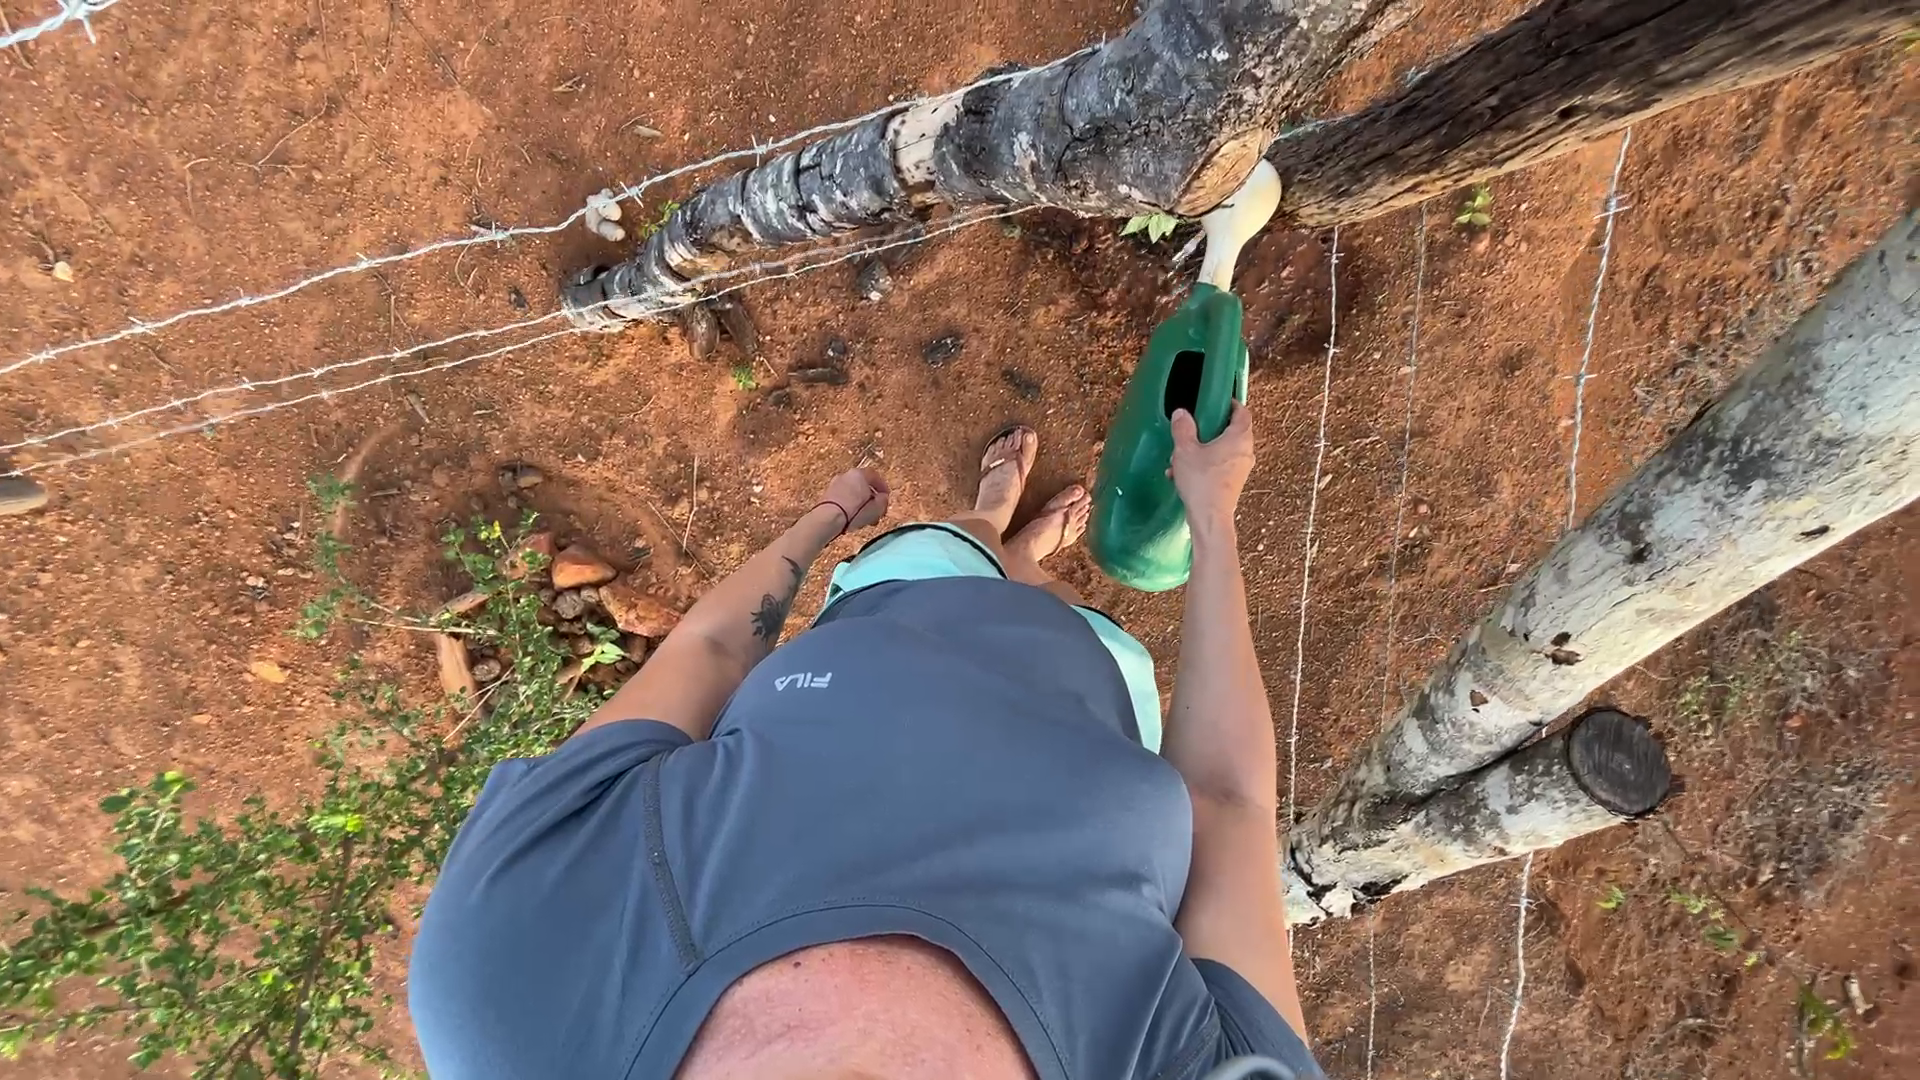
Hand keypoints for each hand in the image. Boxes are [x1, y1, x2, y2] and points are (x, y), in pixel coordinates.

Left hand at [817, 467, 889, 532]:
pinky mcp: (826, 495)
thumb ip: (883, 501)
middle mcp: (845, 476)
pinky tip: (852, 516)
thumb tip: (883, 498)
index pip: (874, 476)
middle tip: (876, 508)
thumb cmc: (852, 513)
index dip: (882, 487)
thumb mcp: (877, 508)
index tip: (885, 496)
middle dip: (870, 496)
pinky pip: (842, 497)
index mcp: (859, 474)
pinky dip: (848, 504)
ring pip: (851, 491)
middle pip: (862, 484)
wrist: (829, 520)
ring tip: (864, 516)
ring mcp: (834, 485)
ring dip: (859, 501)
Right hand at [1169, 403, 1253, 539]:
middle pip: (1232, 431)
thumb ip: (1183, 429)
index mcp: (1239, 437)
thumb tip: (1181, 413)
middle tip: (1194, 428)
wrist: (1210, 517)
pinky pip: (1220, 466)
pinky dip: (1205, 464)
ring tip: (1182, 456)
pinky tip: (1184, 473)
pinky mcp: (1234, 482)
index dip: (1231, 404)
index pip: (1242, 412)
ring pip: (1223, 450)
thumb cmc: (1201, 482)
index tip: (1217, 401)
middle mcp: (1245, 452)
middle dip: (1211, 429)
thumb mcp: (1185, 450)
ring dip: (1204, 449)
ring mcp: (1241, 468)